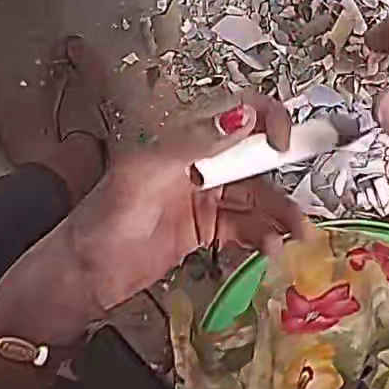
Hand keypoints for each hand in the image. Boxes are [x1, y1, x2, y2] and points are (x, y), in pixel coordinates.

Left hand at [0, 95, 308, 342]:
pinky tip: (269, 248)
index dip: (268, 120)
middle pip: (255, 160)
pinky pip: (246, 226)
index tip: (283, 144)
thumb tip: (243, 115)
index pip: (238, 113)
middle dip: (284, 178)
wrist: (84, 276)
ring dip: (279, 214)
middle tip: (304, 198)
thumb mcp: (146, 173)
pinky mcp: (207, 228)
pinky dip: (263, 236)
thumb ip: (195, 143)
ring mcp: (206, 196)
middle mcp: (201, 162)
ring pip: (256, 197)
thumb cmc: (105, 218)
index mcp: (186, 137)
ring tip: (295, 235)